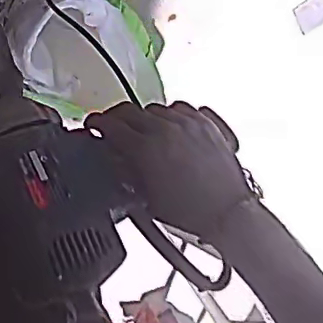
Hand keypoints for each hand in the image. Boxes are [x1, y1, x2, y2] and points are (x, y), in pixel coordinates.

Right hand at [85, 101, 257, 242]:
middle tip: (112, 125)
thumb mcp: (145, 197)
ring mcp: (189, 123)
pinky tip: (171, 125)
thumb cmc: (192, 213)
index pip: (111, 124)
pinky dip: (172, 114)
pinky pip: (182, 108)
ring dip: (144, 117)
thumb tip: (114, 156)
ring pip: (155, 108)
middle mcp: (166, 129)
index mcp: (146, 148)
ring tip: (143, 130)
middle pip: (130, 110)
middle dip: (116, 117)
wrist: (229, 214)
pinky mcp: (208, 124)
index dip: (97, 123)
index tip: (93, 125)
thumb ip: (125, 171)